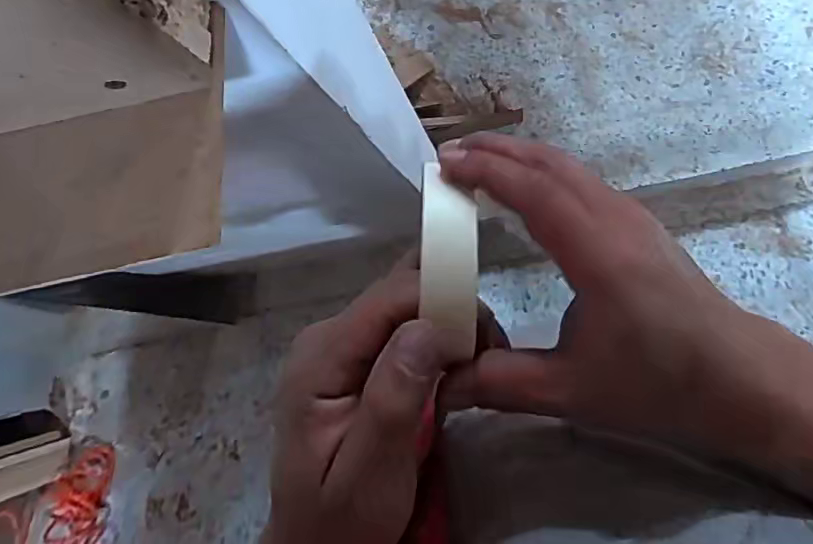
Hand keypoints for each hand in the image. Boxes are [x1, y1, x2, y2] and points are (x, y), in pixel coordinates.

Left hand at [265, 252, 502, 543]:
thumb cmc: (340, 522)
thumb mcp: (369, 476)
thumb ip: (393, 400)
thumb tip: (427, 327)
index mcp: (323, 353)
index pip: (389, 296)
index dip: (442, 298)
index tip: (486, 338)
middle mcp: (328, 333)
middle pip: (397, 291)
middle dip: (449, 306)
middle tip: (490, 351)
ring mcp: (341, 341)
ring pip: (403, 302)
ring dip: (446, 318)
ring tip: (479, 357)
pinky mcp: (356, 355)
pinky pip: (402, 325)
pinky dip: (436, 333)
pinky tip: (455, 361)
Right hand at [436, 133, 799, 460]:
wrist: (745, 380)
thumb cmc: (662, 384)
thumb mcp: (575, 392)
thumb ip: (504, 383)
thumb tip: (443, 380)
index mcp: (598, 253)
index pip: (533, 191)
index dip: (485, 171)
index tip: (444, 164)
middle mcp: (613, 217)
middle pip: (546, 163)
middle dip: (493, 150)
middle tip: (447, 155)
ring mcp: (628, 212)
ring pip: (563, 164)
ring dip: (516, 155)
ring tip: (474, 160)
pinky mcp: (635, 218)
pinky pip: (576, 177)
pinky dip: (538, 168)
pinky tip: (522, 185)